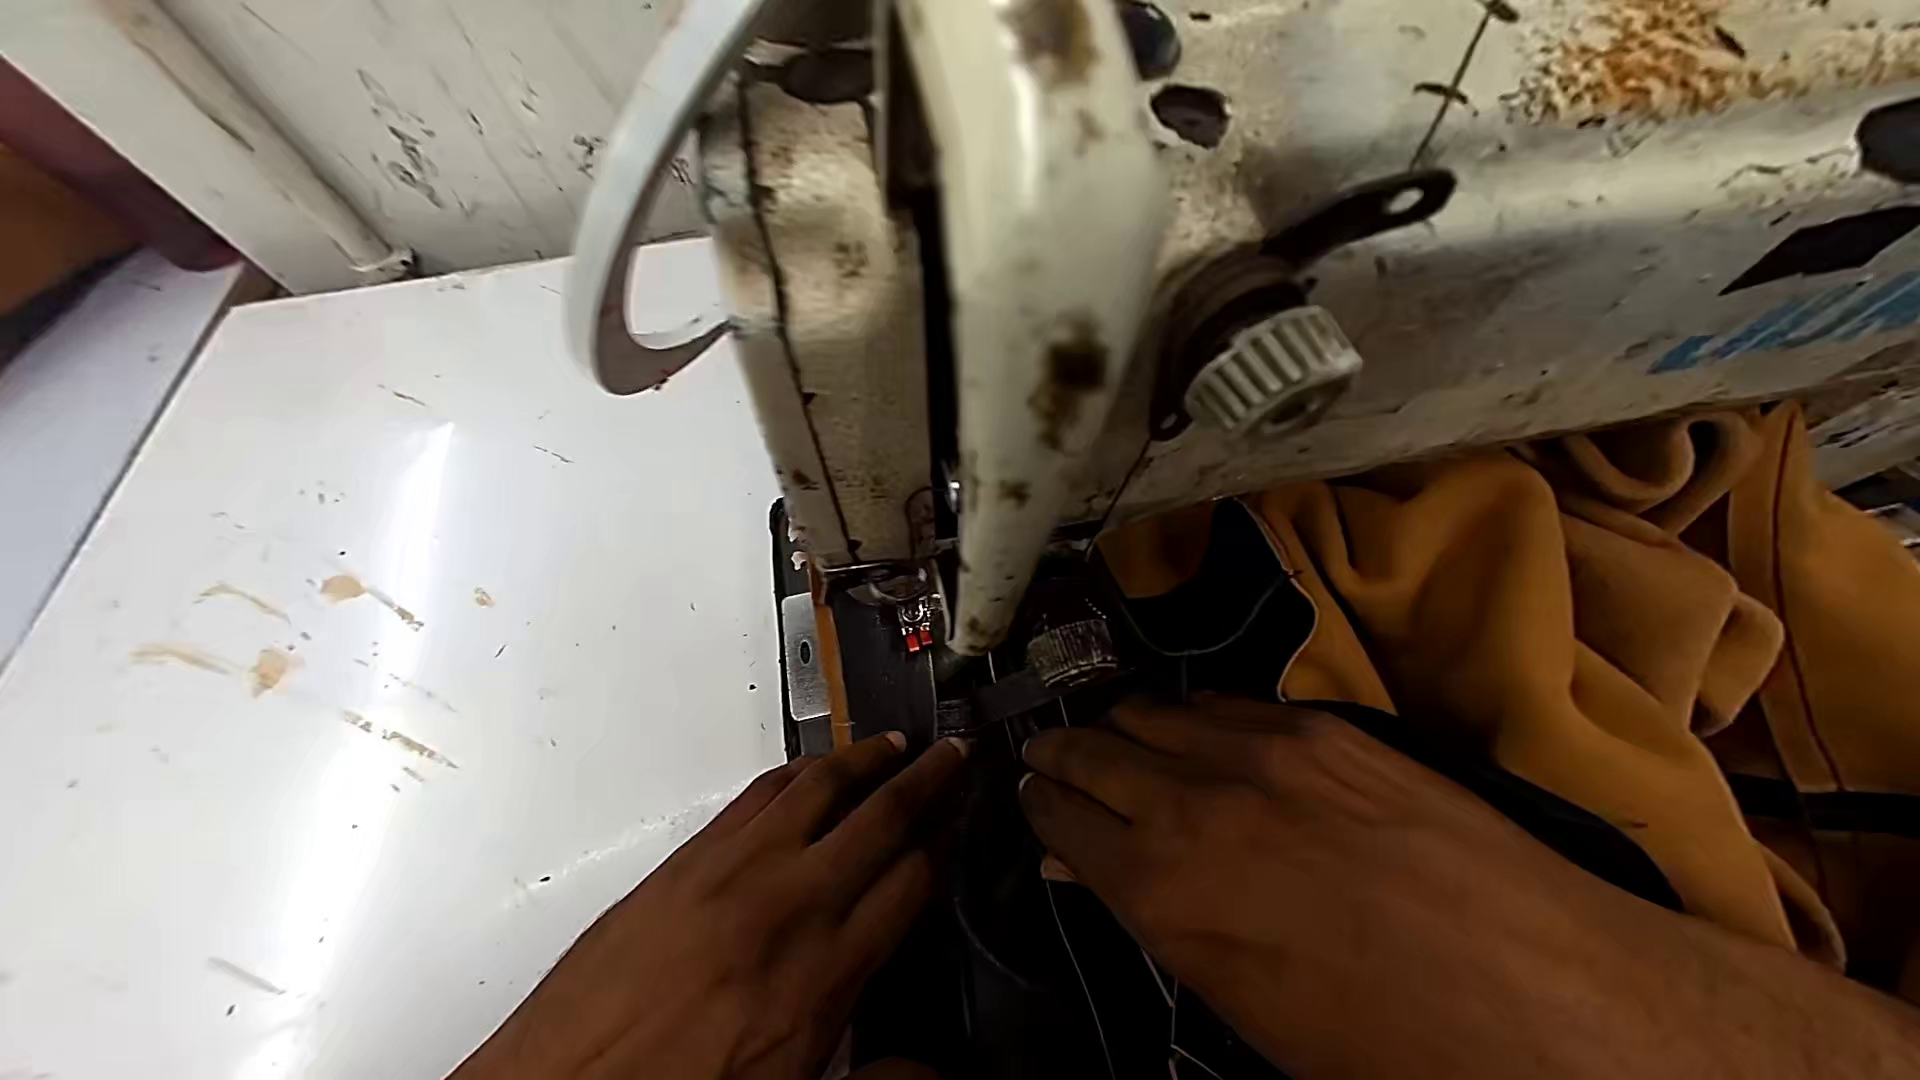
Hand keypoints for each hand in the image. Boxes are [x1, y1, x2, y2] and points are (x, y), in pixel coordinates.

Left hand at [453, 732, 968, 1079]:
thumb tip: (933, 1073)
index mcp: (826, 974)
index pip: (911, 883)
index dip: (944, 846)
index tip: (958, 823)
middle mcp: (794, 904)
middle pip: (883, 819)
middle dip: (928, 779)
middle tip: (953, 752)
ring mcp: (741, 868)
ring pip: (824, 787)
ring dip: (867, 759)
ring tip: (895, 742)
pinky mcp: (693, 855)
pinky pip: (761, 792)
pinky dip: (799, 770)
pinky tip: (815, 766)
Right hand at [1018, 697, 1919, 1079]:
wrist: (1558, 1002)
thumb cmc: (1378, 1040)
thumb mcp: (1238, 1000)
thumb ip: (1146, 912)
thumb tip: (1078, 861)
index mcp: (1160, 883)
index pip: (1058, 816)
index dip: (1036, 803)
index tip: (1030, 796)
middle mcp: (1189, 799)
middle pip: (1087, 750)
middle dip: (1055, 753)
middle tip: (1044, 755)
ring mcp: (1254, 749)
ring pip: (1142, 711)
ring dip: (1115, 727)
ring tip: (1109, 737)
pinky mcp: (1311, 724)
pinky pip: (1213, 702)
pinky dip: (1184, 717)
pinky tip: (1188, 731)